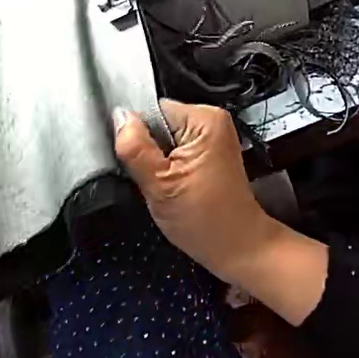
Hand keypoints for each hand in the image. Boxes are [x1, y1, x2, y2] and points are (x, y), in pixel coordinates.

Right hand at [113, 100, 326, 323]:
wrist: (238, 247)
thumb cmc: (205, 220)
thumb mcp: (159, 185)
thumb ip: (135, 148)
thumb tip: (119, 116)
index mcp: (204, 118)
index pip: (152, 110)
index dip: (137, 136)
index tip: (140, 164)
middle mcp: (212, 120)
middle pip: (158, 122)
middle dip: (148, 150)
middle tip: (155, 181)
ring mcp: (213, 136)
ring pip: (164, 138)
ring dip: (158, 161)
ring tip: (167, 186)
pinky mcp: (210, 151)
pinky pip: (176, 150)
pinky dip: (169, 168)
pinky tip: (175, 187)